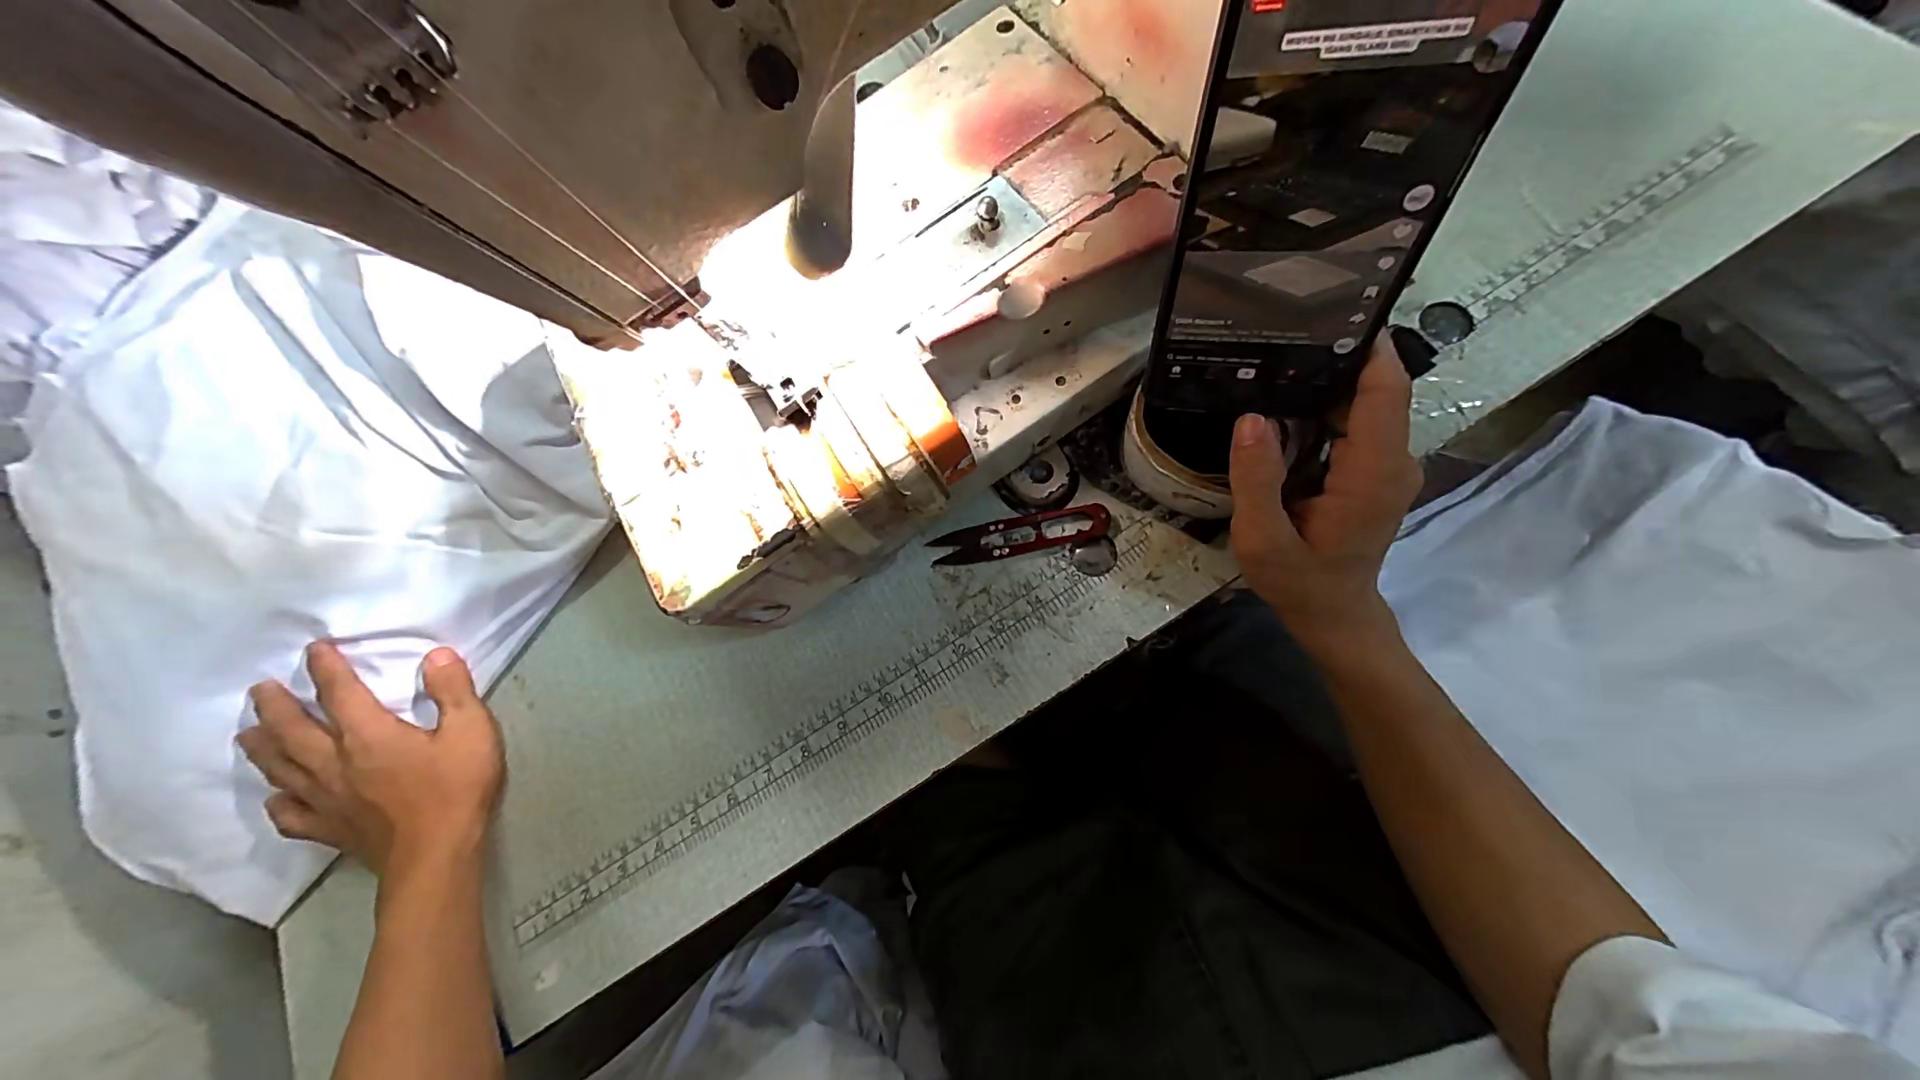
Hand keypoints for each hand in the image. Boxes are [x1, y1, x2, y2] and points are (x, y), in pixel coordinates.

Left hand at [239, 643, 504, 877]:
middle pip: (294, 730)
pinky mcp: (328, 828)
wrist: (437, 853)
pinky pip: (290, 814)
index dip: (326, 669)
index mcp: (369, 736)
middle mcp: (335, 763)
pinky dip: (277, 801)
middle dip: (276, 706)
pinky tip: (276, 797)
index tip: (313, 649)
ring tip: (247, 732)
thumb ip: (453, 691)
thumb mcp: (472, 730)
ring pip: (281, 768)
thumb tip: (436, 655)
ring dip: (262, 747)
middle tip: (259, 689)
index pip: (340, 694)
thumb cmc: (458, 786)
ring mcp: (326, 799)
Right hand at [1228, 337, 1423, 650]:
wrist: (1333, 615)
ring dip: (1323, 384)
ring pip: (1362, 405)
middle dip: (1331, 360)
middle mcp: (1393, 461)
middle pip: (1372, 390)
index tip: (1329, 311)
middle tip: (1275, 337)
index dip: (1367, 347)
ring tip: (1271, 363)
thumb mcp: (1262, 539)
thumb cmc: (1299, 582)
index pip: (1384, 391)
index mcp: (1372, 473)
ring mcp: (1387, 466)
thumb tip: (1252, 417)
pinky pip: (1354, 426)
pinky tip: (1283, 406)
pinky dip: (1323, 410)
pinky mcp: (1374, 471)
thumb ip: (1257, 479)